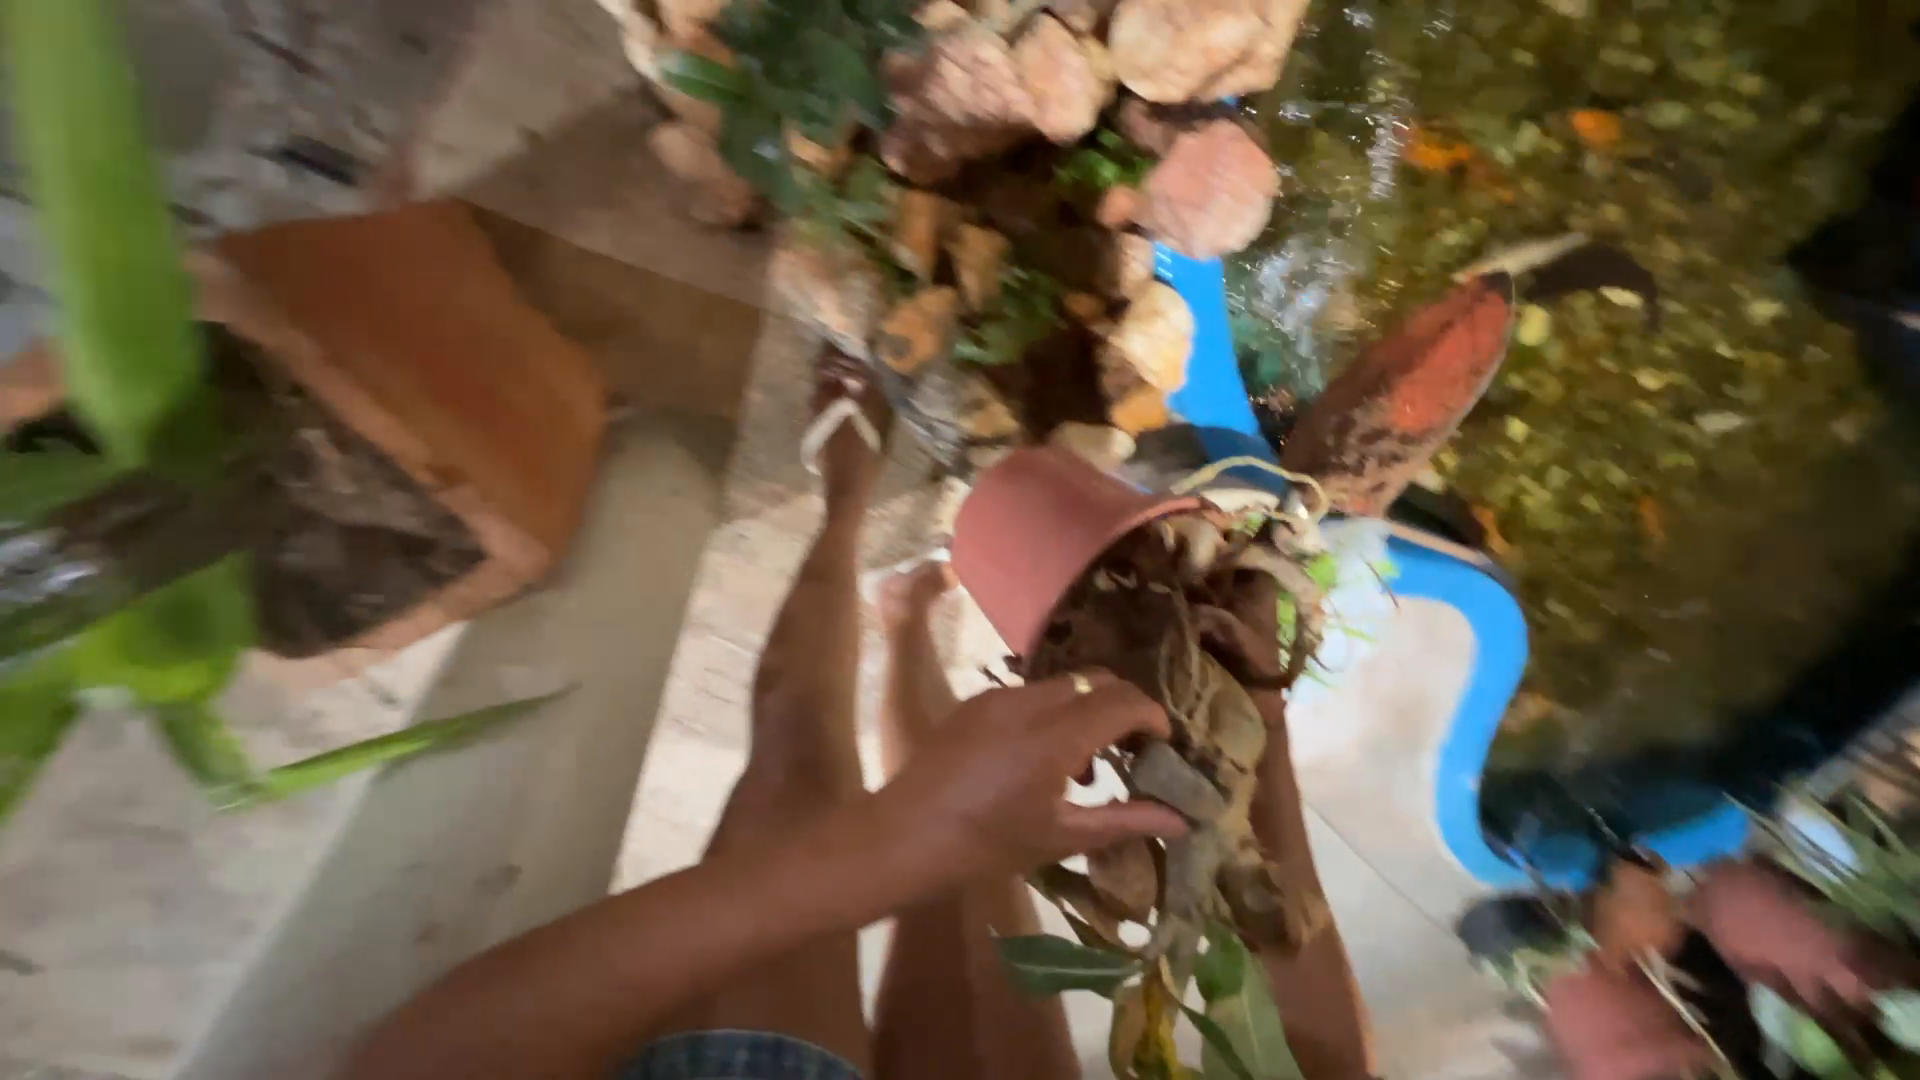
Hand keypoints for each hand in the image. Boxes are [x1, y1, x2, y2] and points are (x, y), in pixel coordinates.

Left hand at [877, 671, 1188, 881]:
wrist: (905, 835)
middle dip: (1122, 707)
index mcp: (1056, 735)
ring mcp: (997, 696)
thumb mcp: (1062, 836)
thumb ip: (1126, 821)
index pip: (1123, 700)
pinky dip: (1051, 713)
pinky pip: (1028, 694)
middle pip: (1095, 680)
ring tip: (1083, 767)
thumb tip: (1182, 820)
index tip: (1163, 745)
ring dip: (1086, 710)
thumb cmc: (988, 845)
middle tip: (1130, 752)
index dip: (1153, 717)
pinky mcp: (974, 702)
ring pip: (1061, 685)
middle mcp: (1029, 701)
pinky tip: (1038, 759)